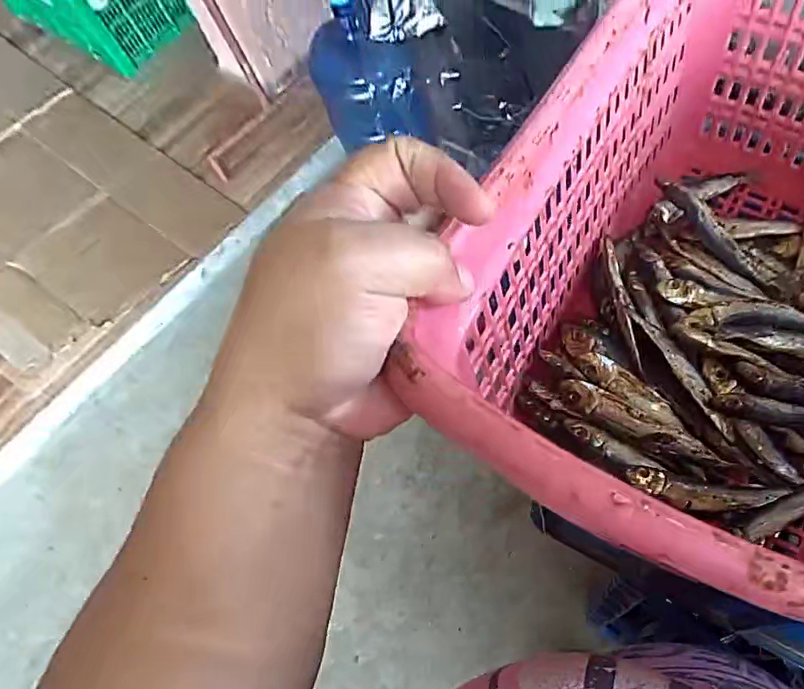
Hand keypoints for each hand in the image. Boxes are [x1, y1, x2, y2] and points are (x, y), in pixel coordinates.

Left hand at [205, 138, 495, 440]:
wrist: (302, 410)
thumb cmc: (312, 323)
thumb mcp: (356, 261)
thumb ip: (423, 255)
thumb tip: (464, 283)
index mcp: (350, 209)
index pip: (402, 163)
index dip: (444, 174)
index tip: (482, 211)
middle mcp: (378, 247)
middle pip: (439, 222)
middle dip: (471, 238)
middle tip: (501, 262)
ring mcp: (400, 296)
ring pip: (455, 277)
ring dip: (476, 290)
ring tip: (495, 305)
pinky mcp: (420, 339)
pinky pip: (459, 323)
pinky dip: (473, 328)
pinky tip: (485, 336)